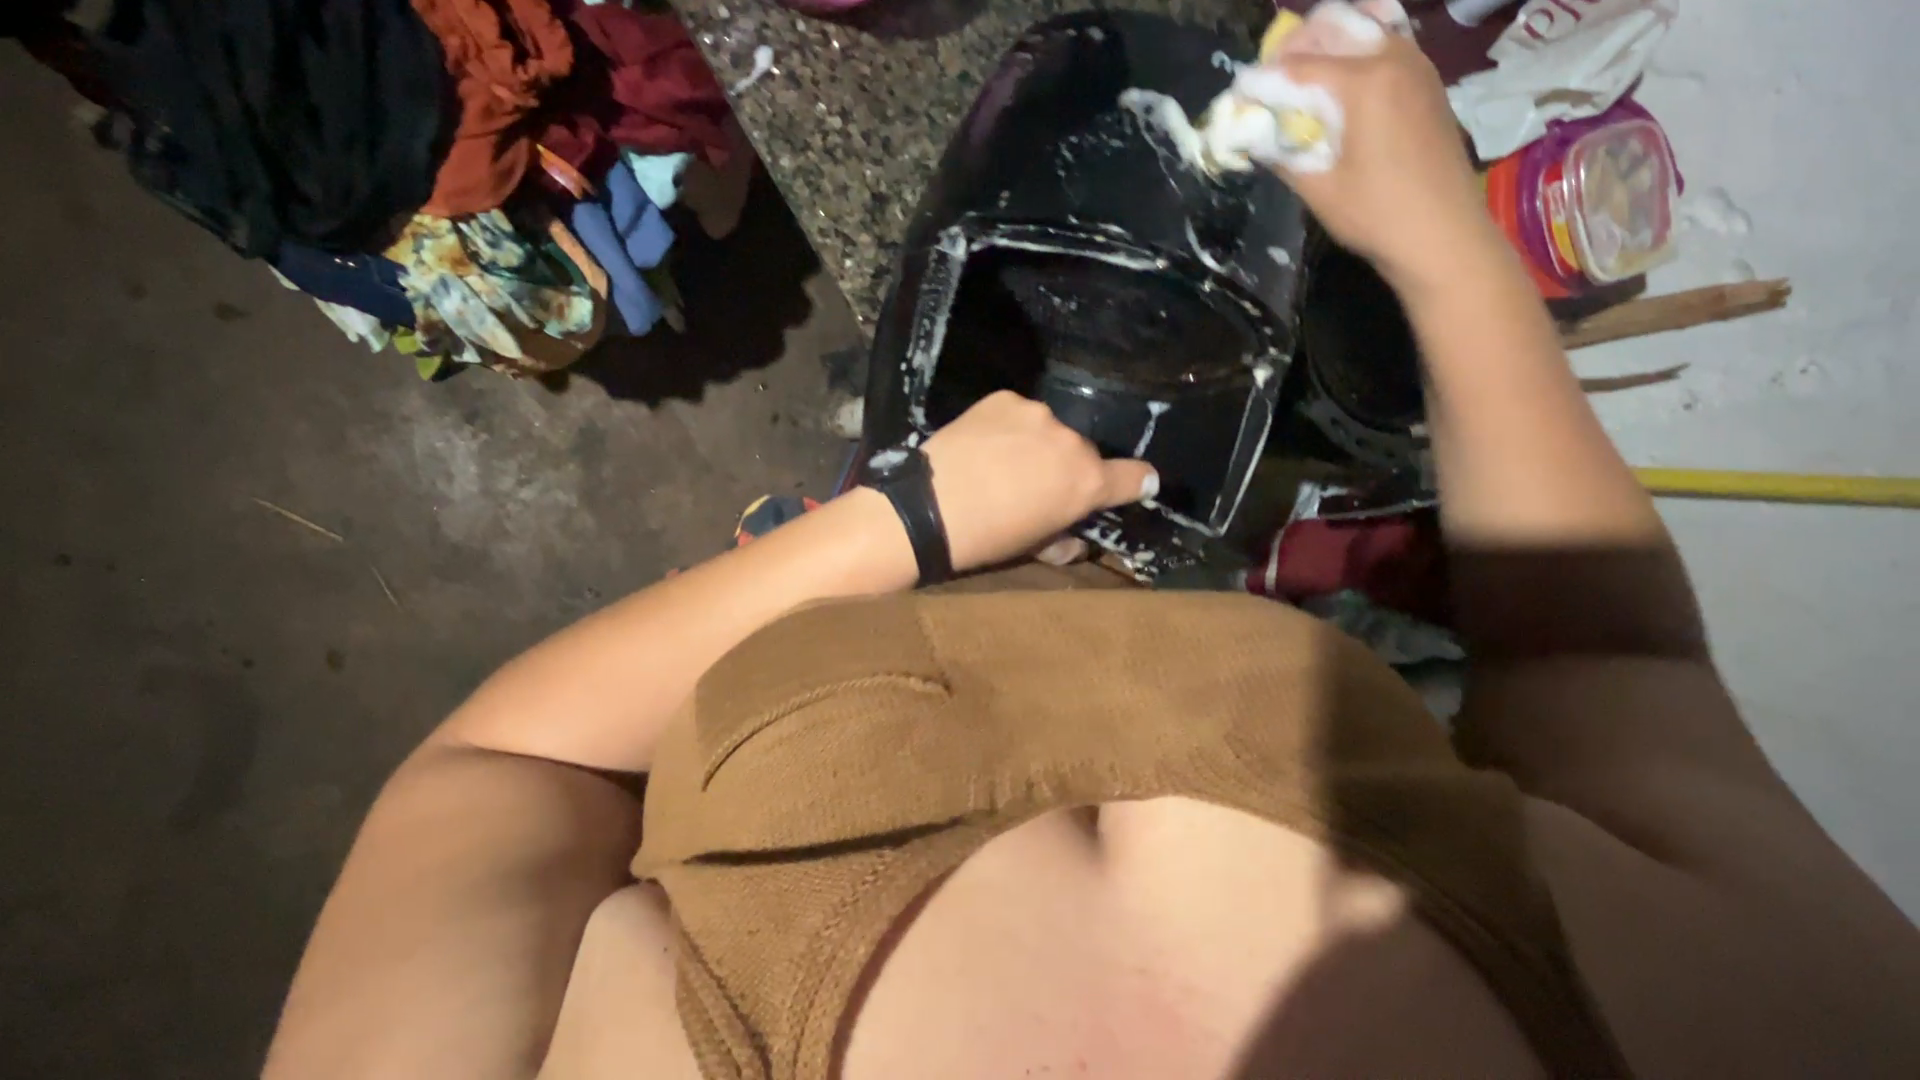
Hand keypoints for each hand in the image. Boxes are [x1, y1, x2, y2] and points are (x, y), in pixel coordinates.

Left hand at [920, 391, 1156, 571]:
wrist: (928, 508)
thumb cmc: (987, 539)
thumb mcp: (1031, 548)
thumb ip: (1063, 540)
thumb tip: (1074, 541)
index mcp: (1087, 482)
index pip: (1135, 476)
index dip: (1137, 482)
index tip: (1136, 484)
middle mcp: (1070, 442)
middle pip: (1082, 453)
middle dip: (1067, 468)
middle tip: (1037, 485)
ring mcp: (1037, 415)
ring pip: (1048, 430)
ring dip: (1036, 445)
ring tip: (1002, 464)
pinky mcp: (1003, 399)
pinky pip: (1016, 414)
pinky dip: (1007, 429)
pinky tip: (983, 446)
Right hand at [1264, 26, 1503, 293]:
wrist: (1443, 234)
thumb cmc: (1377, 215)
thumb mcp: (1317, 188)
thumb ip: (1281, 152)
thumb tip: (1250, 134)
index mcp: (1365, 81)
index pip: (1297, 66)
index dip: (1261, 81)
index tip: (1236, 96)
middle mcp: (1393, 58)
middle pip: (1332, 27)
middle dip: (1292, 50)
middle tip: (1268, 84)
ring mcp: (1417, 65)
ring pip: (1363, 26)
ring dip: (1326, 44)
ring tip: (1301, 80)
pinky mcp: (1427, 80)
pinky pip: (1386, 44)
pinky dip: (1356, 53)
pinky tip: (1339, 87)